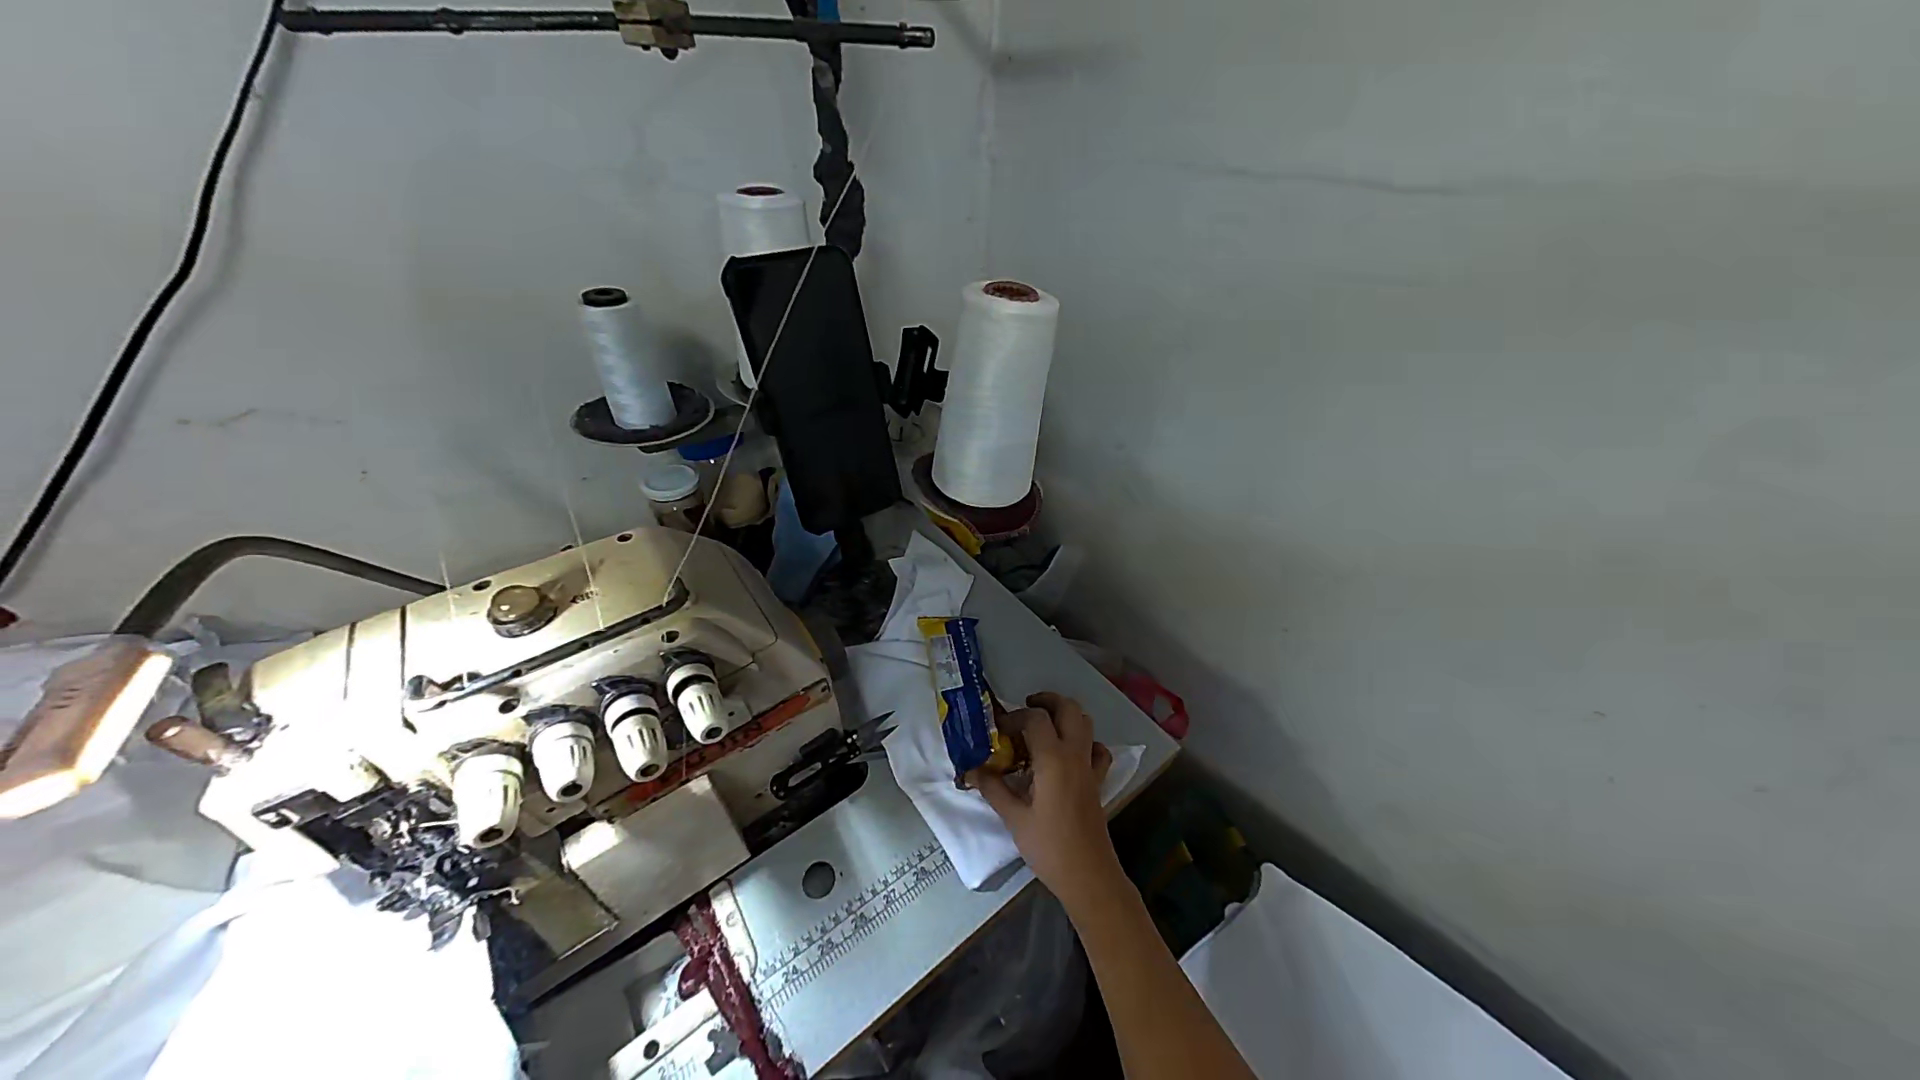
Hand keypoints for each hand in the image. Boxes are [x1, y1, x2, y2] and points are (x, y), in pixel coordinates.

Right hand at [970, 692, 1120, 912]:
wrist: (1088, 875)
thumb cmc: (1048, 847)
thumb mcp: (1014, 818)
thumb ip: (993, 788)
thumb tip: (972, 770)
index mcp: (1054, 759)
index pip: (1035, 719)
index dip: (1015, 717)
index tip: (998, 729)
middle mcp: (1076, 755)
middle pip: (1069, 708)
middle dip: (1047, 701)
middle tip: (1025, 708)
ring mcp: (1091, 767)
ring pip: (1086, 723)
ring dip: (1065, 716)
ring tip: (1042, 727)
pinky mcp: (1098, 781)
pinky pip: (1097, 749)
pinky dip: (1085, 742)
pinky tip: (1069, 754)